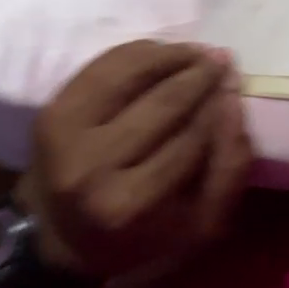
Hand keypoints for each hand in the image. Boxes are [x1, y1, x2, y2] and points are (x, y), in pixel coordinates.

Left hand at [18, 41, 250, 279]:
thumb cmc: (139, 234)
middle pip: (162, 103)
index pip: (190, 140)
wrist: (59, 236)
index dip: (218, 107)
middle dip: (200, 76)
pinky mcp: (52, 110)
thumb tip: (234, 98)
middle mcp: (91, 167)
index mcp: (128, 206)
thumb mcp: (198, 224)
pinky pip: (105, 64)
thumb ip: (230, 166)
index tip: (235, 86)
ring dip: (173, 55)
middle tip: (223, 62)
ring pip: (132, 72)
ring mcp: (65, 134)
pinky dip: (141, 52)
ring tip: (198, 53)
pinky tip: (164, 54)